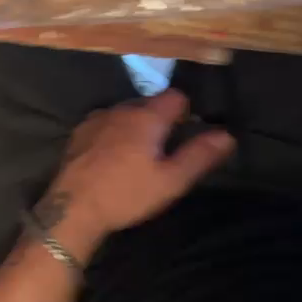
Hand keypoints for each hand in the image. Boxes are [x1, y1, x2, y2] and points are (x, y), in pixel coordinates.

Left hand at [35, 89, 234, 260]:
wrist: (75, 205)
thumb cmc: (128, 193)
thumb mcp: (171, 180)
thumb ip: (199, 155)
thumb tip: (227, 135)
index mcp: (146, 116)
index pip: (175, 96)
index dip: (187, 112)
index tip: (189, 133)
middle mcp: (121, 108)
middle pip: (150, 103)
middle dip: (162, 120)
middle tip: (166, 151)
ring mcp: (98, 116)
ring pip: (127, 112)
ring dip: (138, 126)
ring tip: (141, 156)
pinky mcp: (81, 129)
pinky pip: (108, 122)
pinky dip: (116, 132)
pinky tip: (115, 157)